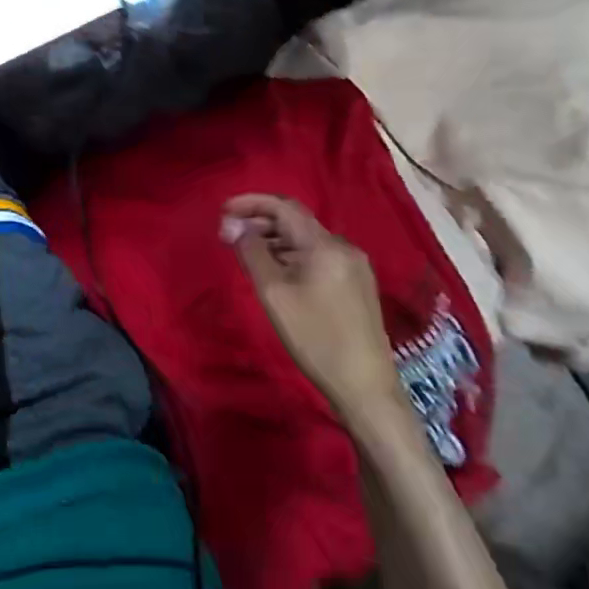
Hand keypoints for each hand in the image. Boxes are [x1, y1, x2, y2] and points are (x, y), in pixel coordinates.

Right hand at [223, 194, 401, 415]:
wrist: (365, 384)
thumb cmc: (316, 338)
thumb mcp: (275, 295)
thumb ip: (253, 254)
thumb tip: (234, 225)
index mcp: (325, 244)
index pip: (285, 206)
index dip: (252, 203)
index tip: (224, 210)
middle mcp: (344, 246)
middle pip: (297, 222)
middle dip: (262, 222)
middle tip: (230, 235)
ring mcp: (354, 265)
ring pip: (308, 241)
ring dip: (277, 240)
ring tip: (249, 253)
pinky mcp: (357, 284)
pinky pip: (320, 257)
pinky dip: (294, 256)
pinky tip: (279, 272)